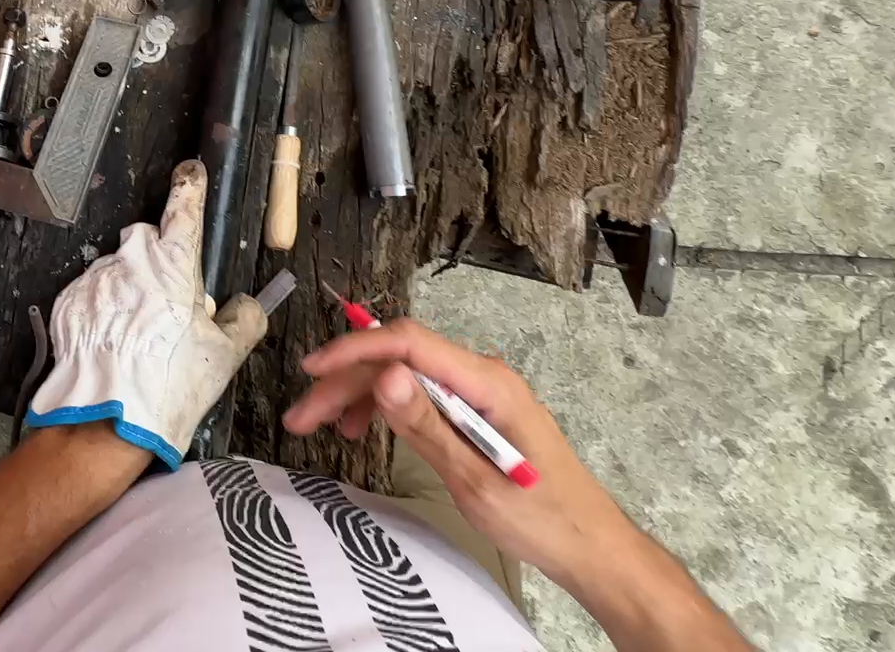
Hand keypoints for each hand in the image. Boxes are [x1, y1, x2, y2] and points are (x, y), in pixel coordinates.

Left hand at [27, 159, 267, 467]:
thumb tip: (248, 304)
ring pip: (120, 270)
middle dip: (159, 263)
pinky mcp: (70, 297)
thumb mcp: (224, 355)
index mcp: (173, 262)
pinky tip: (113, 341)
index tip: (190, 172)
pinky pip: (94, 292)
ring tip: (139, 336)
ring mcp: (96, 276)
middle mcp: (131, 258)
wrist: (107, 416)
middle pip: (148, 243)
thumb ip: (245, 320)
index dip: (190, 187)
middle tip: (170, 306)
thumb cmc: (172, 381)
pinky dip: (105, 308)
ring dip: (131, 289)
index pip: (184, 208)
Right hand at [282, 319, 639, 584]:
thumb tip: (384, 375)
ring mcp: (474, 390)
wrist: (594, 551)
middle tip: (301, 415)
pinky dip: (380, 407)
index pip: (408, 343)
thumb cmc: (543, 521)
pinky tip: (358, 427)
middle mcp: (478, 374)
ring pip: (398, 375)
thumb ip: (428, 425)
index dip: (354, 349)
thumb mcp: (478, 481)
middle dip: (343, 383)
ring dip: (355, 395)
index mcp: (487, 383)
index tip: (312, 369)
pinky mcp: (469, 408)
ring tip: (319, 424)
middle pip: (396, 360)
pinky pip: (414, 393)